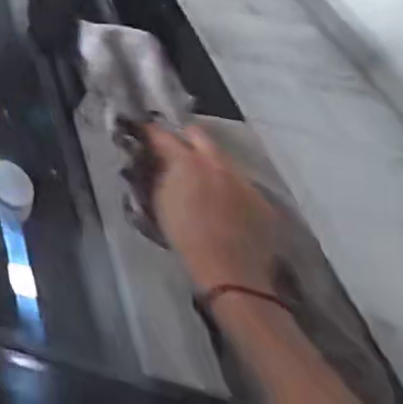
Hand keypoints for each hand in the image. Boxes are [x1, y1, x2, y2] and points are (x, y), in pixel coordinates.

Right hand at [144, 123, 280, 292]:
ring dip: (208, 163)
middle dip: (183, 139)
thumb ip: (156, 171)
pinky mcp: (263, 202)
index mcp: (187, 161)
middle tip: (171, 152)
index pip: (162, 134)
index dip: (148, 132)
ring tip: (198, 180)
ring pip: (223, 159)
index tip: (139, 133)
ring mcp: (245, 182)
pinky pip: (241, 183)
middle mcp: (219, 164)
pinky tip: (221, 203)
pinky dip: (228, 186)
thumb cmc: (183, 232)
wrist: (231, 271)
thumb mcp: (158, 197)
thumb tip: (153, 157)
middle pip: (199, 135)